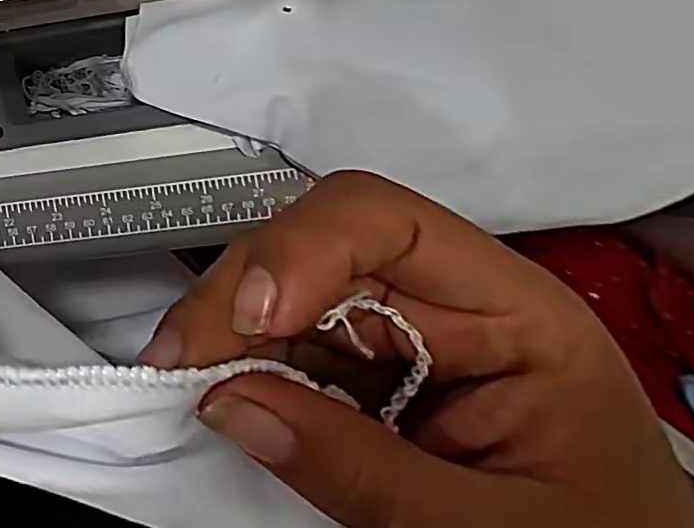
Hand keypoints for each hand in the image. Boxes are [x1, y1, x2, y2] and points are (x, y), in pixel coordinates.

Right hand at [140, 171, 693, 527]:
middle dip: (239, 294)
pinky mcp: (348, 362)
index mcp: (509, 313)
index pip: (384, 220)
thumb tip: (231, 403)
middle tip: (186, 357)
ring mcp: (386, 328)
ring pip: (273, 282)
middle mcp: (435, 299)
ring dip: (220, 324)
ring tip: (184, 372)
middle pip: (306, 244)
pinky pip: (269, 334)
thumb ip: (366, 473)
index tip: (257, 315)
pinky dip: (229, 354)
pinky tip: (209, 378)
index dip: (305, 246)